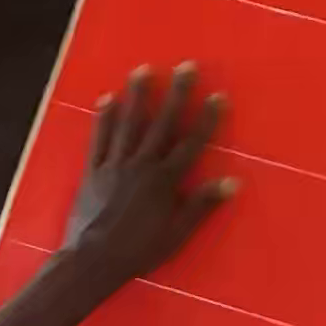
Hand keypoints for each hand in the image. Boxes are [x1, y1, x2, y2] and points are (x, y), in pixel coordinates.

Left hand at [58, 62, 235, 294]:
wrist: (93, 259)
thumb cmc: (139, 250)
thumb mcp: (177, 234)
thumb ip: (202, 205)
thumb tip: (232, 181)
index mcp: (165, 180)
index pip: (192, 143)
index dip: (206, 119)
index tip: (217, 95)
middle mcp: (141, 165)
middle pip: (162, 124)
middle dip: (176, 94)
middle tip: (185, 66)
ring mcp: (114, 164)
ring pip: (128, 124)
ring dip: (137, 95)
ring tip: (143, 69)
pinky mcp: (93, 170)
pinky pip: (99, 139)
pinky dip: (103, 118)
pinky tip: (106, 98)